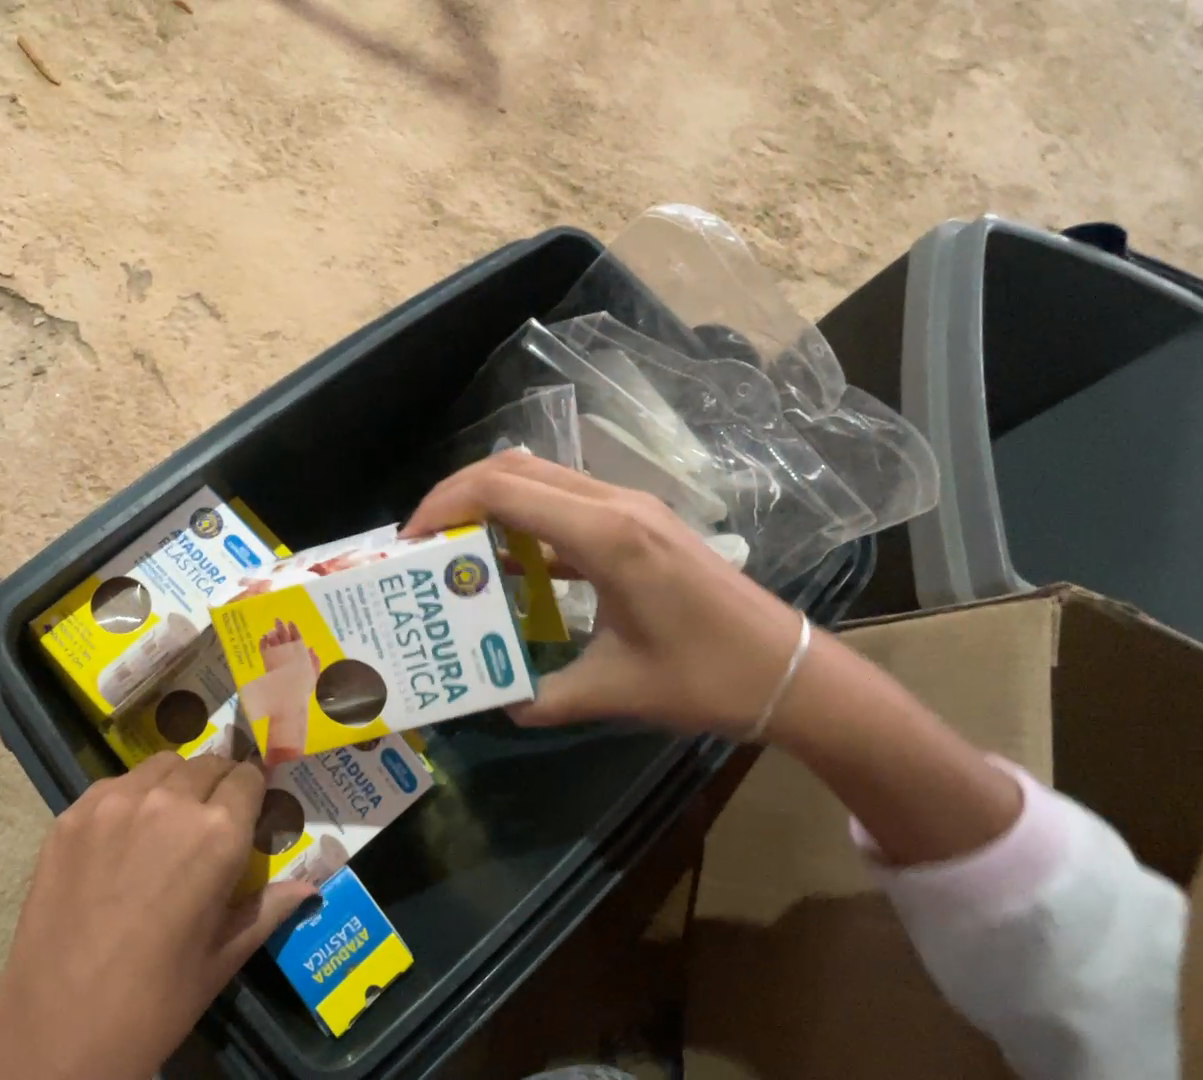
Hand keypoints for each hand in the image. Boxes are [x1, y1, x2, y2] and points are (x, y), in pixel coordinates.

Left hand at [0, 754, 314, 1079]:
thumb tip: (310, 887)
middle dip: (219, 784)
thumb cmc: (156, 999)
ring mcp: (115, 801)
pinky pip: (116, 783)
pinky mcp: (74, 811)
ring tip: (169, 821)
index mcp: (218, 834)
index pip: (249, 777)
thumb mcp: (223, 958)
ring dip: (176, 781)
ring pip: (162, 764)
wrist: (58, 1024)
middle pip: (208, 763)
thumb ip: (268, 909)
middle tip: (211, 819)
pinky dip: (132, 795)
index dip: (253, 791)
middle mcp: (170, 801)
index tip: (250, 808)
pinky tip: (125, 834)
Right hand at [403, 451, 807, 737]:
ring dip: (488, 501)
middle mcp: (615, 505)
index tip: (409, 542)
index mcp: (606, 537)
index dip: (444, 505)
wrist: (793, 672)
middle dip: (455, 494)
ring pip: (538, 476)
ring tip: (452, 545)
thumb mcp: (613, 691)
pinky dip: (522, 517)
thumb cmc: (708, 679)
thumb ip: (541, 698)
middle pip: (513, 467)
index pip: (502, 490)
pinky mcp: (639, 522)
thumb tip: (493, 703)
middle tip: (420, 540)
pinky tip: (505, 561)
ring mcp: (630, 508)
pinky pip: (563, 500)